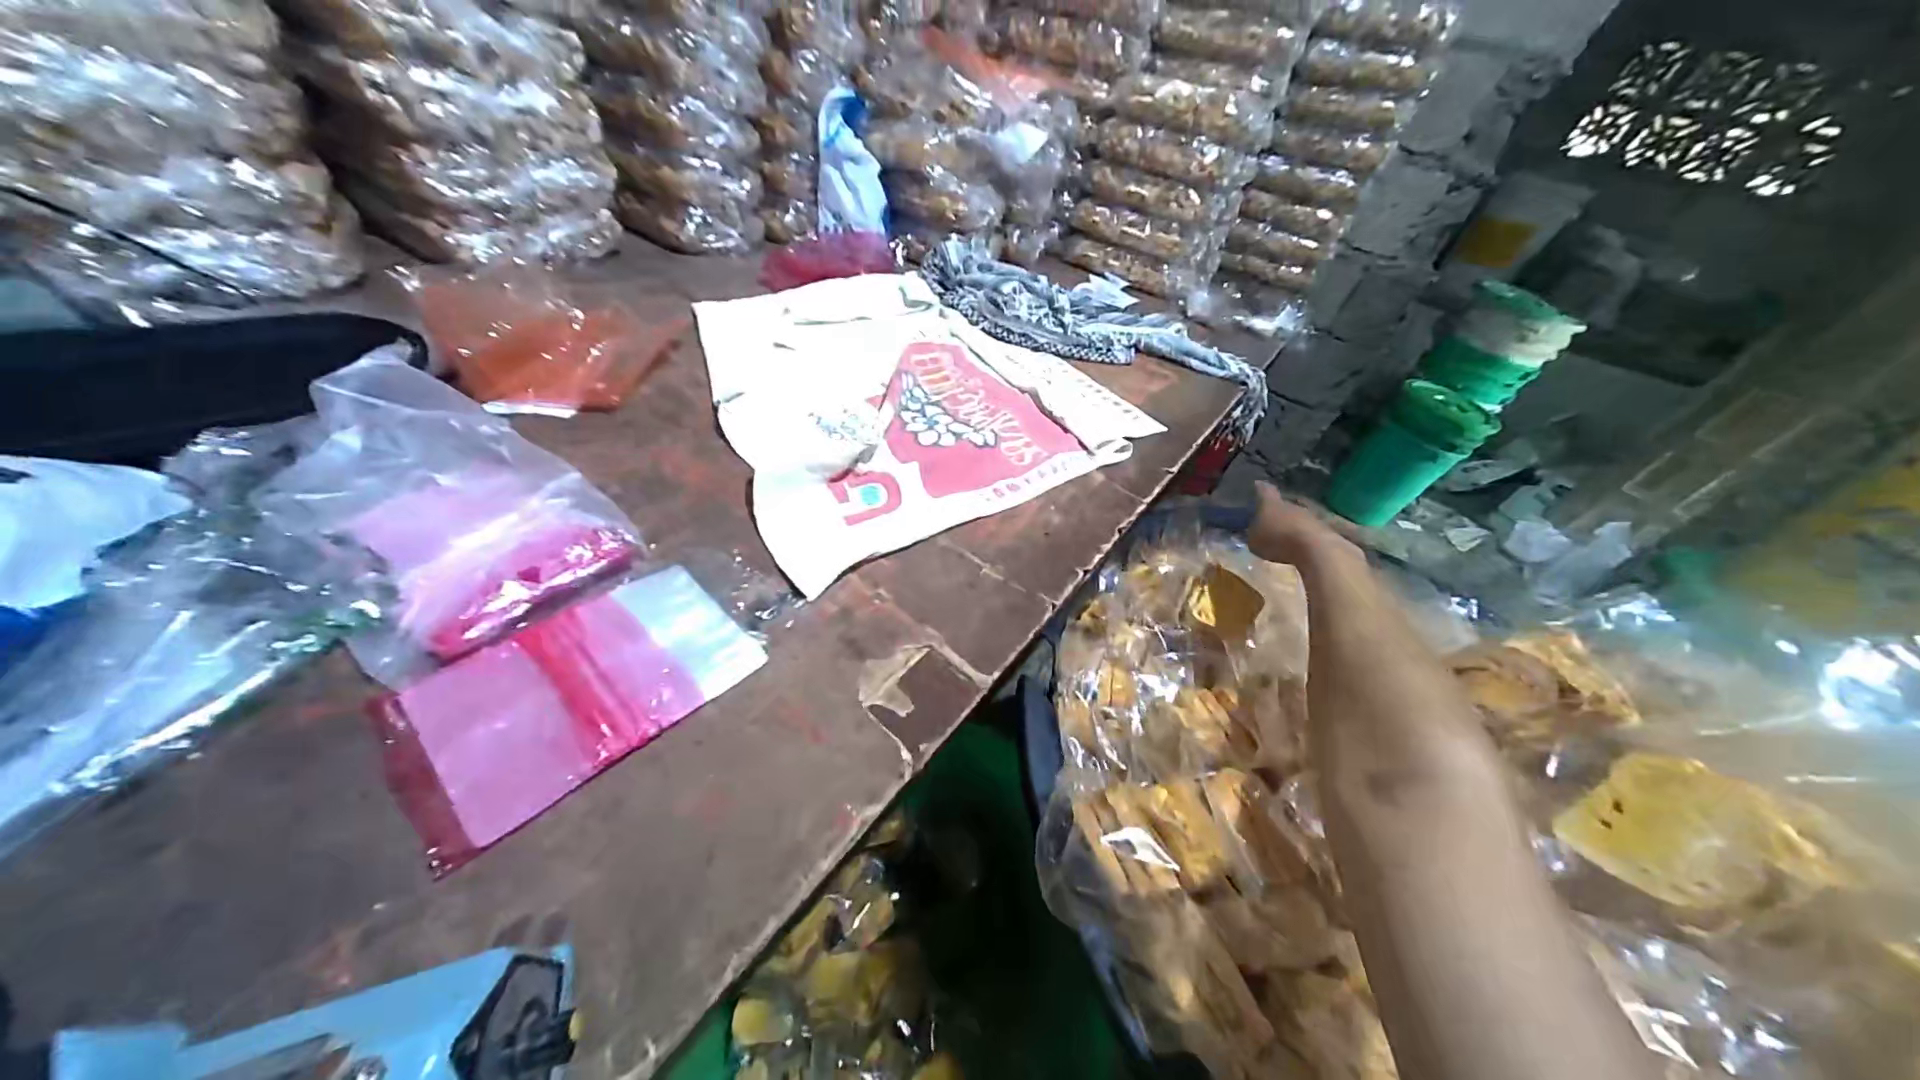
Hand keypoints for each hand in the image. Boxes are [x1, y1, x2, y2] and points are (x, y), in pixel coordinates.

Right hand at [1246, 481, 1362, 566]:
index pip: (1264, 490)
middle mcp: (1290, 504)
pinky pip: (1306, 530)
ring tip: (1282, 538)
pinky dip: (1301, 536)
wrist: (1314, 548)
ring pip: (1295, 517)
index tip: (1256, 485)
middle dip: (1275, 513)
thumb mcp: (1254, 540)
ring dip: (1289, 525)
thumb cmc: (1277, 540)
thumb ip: (1253, 533)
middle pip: (1281, 504)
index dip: (1259, 489)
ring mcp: (1308, 515)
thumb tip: (1254, 530)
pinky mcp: (1322, 528)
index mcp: (1270, 502)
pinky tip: (1296, 547)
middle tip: (1267, 522)